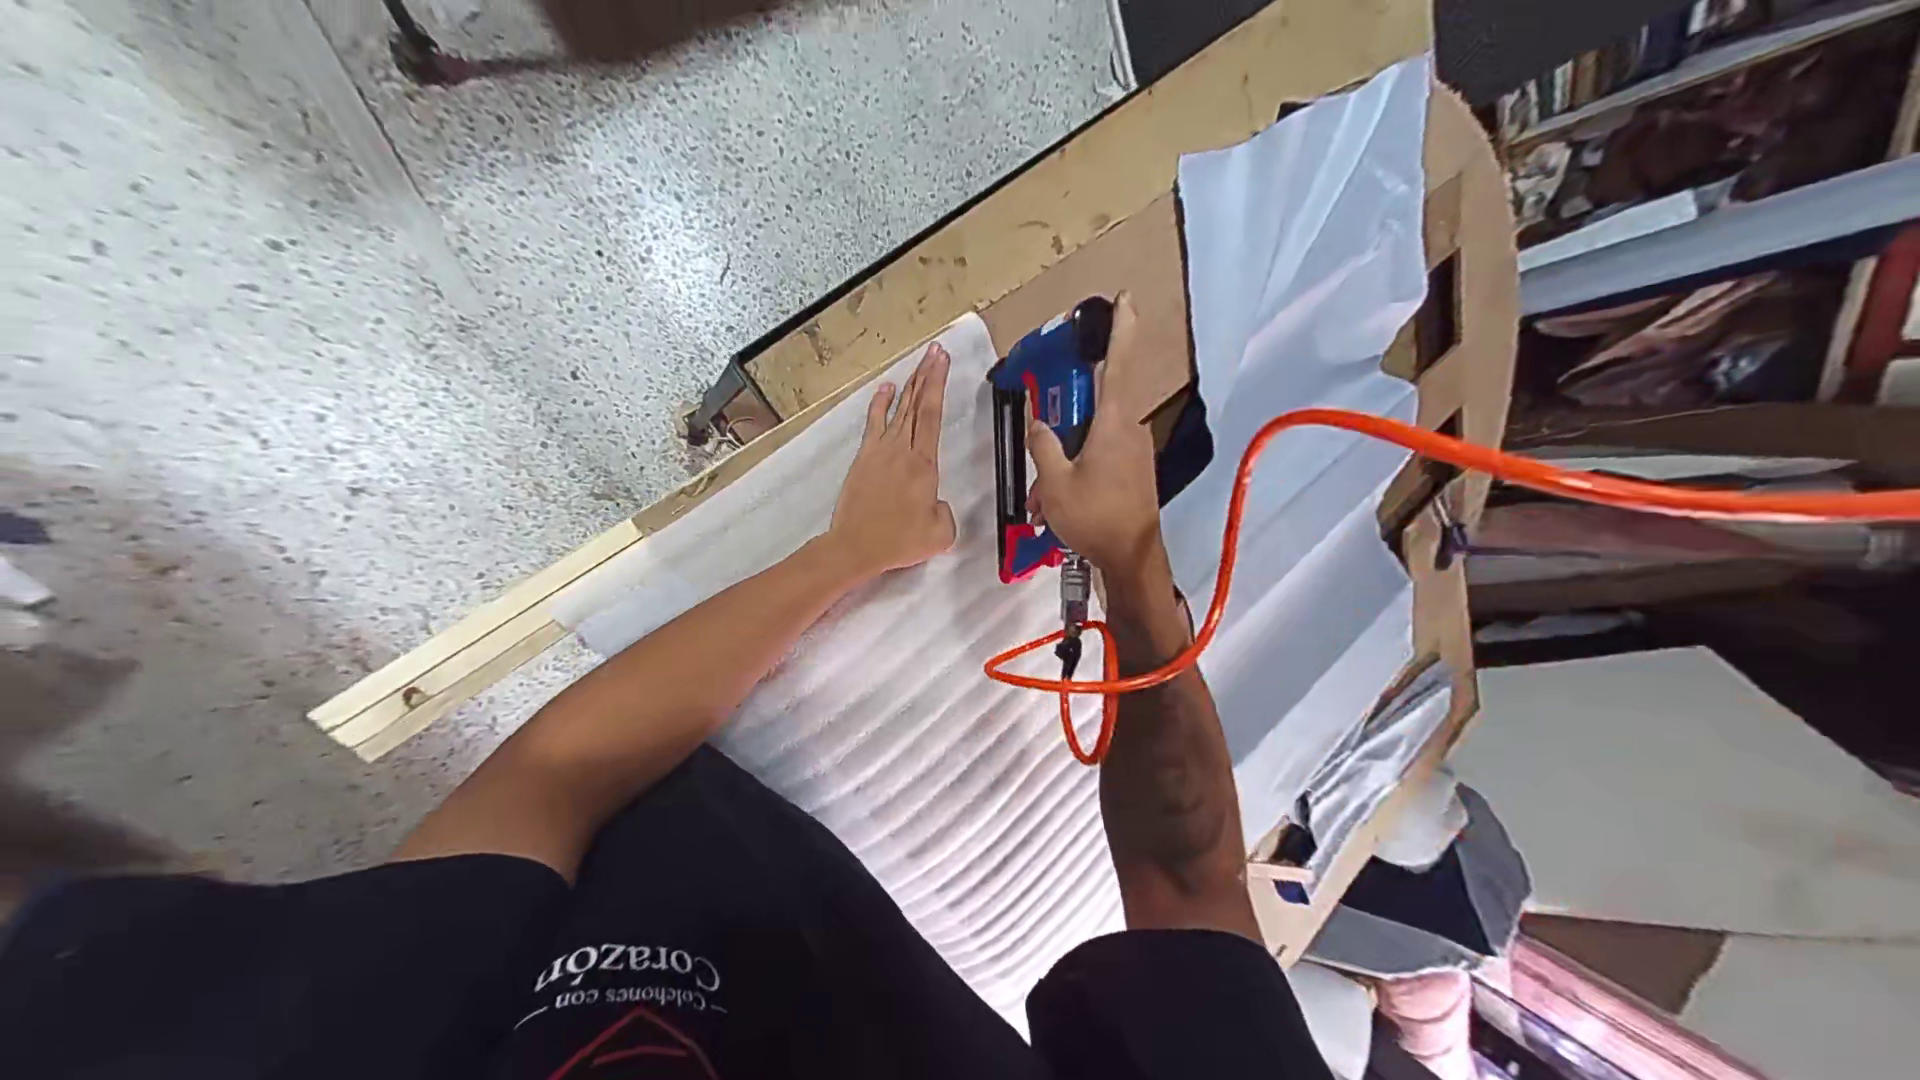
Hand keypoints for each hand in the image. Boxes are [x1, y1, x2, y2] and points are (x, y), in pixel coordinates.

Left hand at [824, 342, 957, 576]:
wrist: (856, 546)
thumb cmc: (898, 541)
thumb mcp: (940, 533)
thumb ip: (946, 512)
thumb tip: (936, 502)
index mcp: (924, 464)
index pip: (932, 415)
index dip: (938, 384)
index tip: (943, 361)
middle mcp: (902, 451)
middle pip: (916, 404)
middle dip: (927, 375)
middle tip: (935, 352)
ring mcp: (880, 452)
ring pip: (898, 410)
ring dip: (909, 385)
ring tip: (919, 364)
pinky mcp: (864, 459)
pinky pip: (874, 424)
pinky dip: (880, 404)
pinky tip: (886, 389)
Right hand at [1028, 294, 1166, 585]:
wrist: (1130, 558)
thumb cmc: (1094, 517)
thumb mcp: (1055, 482)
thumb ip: (1044, 445)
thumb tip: (1040, 425)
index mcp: (1114, 424)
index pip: (1119, 363)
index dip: (1122, 328)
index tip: (1125, 298)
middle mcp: (1129, 431)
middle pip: (1097, 403)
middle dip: (1066, 417)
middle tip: (1047, 430)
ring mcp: (1133, 452)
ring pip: (1092, 439)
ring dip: (1063, 461)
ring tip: (1042, 500)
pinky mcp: (1132, 472)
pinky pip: (1099, 459)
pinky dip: (1074, 474)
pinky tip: (1054, 506)